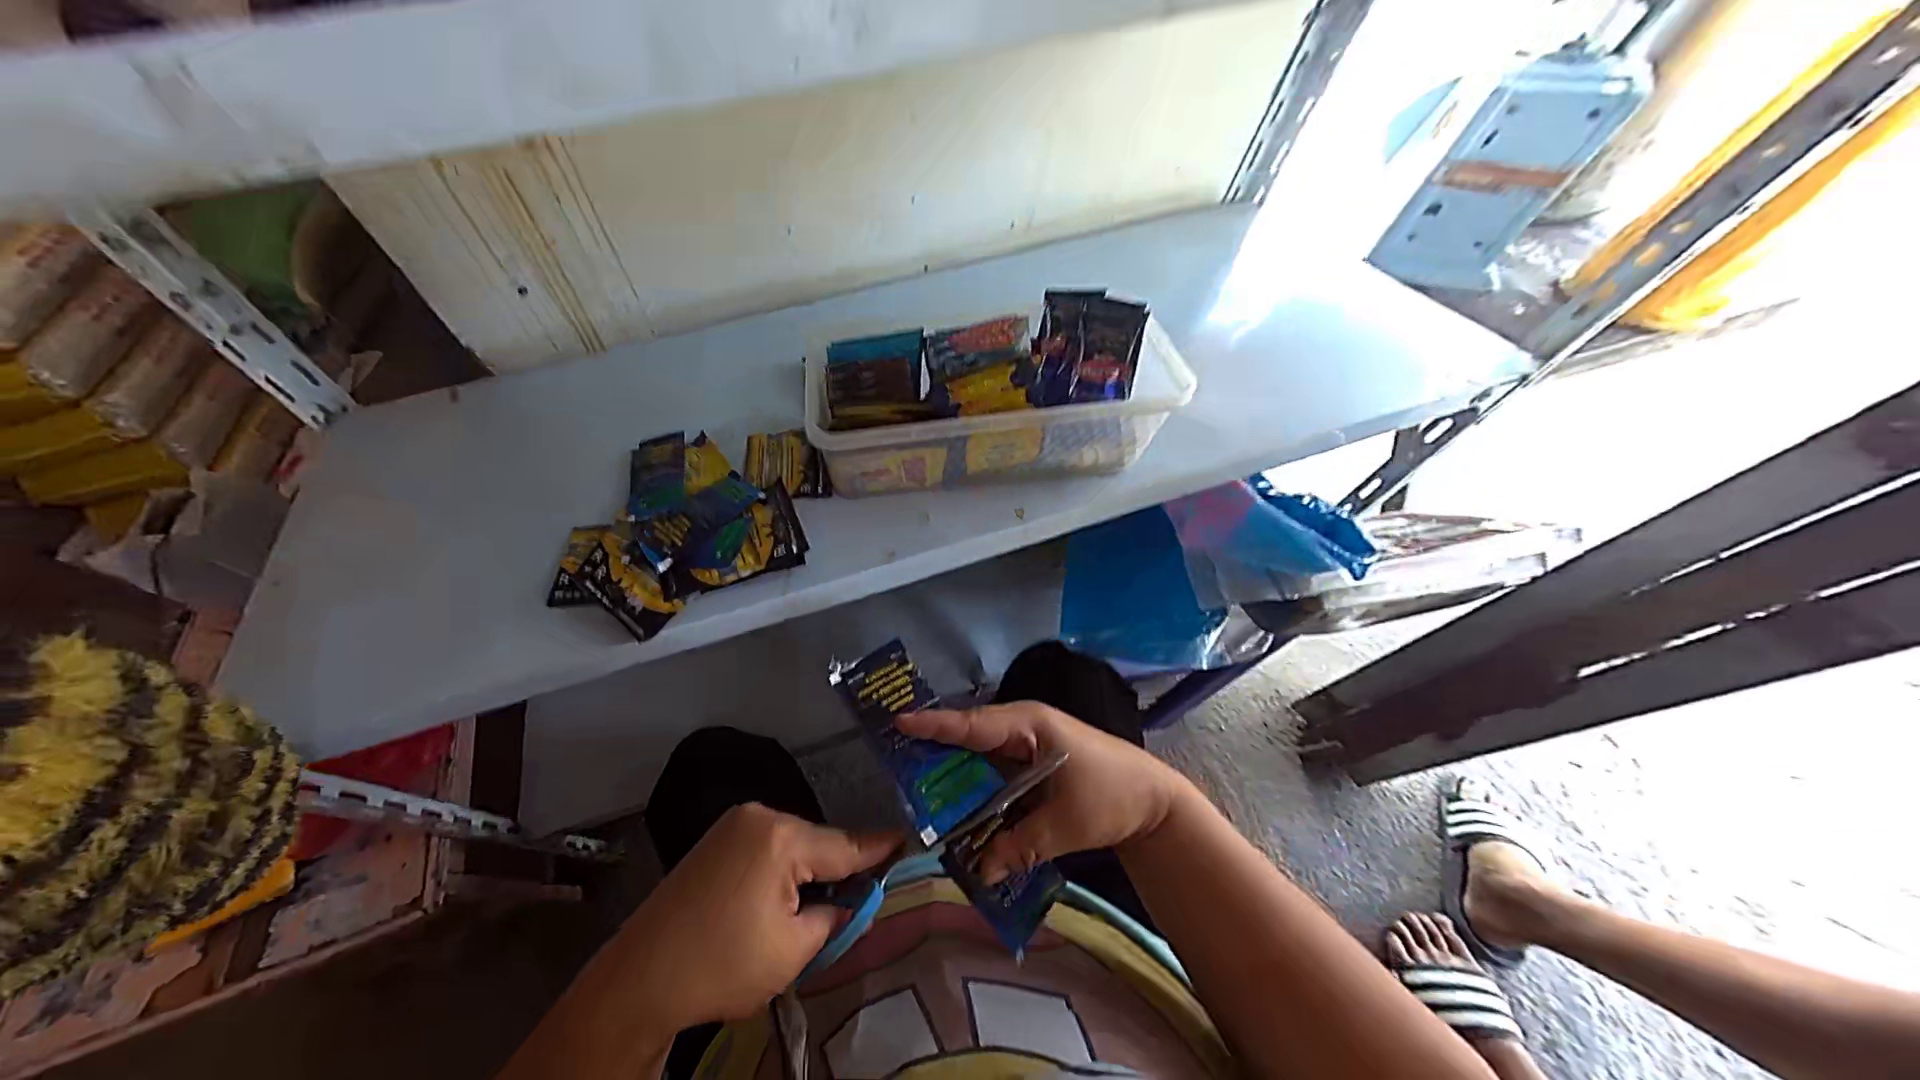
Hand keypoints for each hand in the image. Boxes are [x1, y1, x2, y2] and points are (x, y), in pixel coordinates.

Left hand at [622, 803, 896, 1028]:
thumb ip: (834, 917)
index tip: (908, 840)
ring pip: (794, 844)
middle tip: (864, 893)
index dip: (879, 849)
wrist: (639, 980)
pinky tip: (786, 894)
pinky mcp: (716, 839)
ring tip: (824, 901)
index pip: (845, 845)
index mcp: (782, 838)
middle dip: (839, 867)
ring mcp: (733, 824)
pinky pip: (768, 846)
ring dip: (810, 869)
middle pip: (818, 842)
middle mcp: (759, 817)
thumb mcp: (793, 950)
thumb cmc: (721, 966)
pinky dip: (783, 867)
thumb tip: (853, 902)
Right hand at [896, 702, 1191, 884]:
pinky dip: (974, 792)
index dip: (935, 726)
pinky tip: (954, 813)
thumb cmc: (1113, 796)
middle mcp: (1022, 730)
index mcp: (1030, 726)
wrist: (1153, 803)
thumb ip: (1020, 847)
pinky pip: (993, 776)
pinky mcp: (1030, 768)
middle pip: (969, 739)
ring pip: (978, 759)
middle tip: (893, 764)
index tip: (898, 723)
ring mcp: (1026, 748)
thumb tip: (979, 872)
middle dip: (933, 752)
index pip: (973, 724)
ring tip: (912, 792)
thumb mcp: (1066, 824)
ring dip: (952, 776)